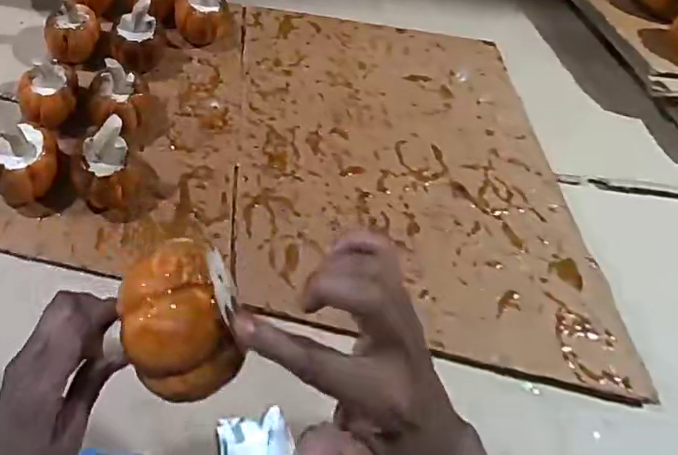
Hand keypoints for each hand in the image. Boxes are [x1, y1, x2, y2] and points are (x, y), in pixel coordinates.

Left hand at [0, 291, 127, 454]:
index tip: (128, 314)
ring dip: (83, 313)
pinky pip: (50, 327)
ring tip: (106, 340)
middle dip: (93, 305)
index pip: (72, 319)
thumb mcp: (71, 432)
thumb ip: (91, 386)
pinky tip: (87, 350)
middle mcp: (28, 356)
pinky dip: (72, 325)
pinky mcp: (21, 361)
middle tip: (118, 326)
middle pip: (62, 304)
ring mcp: (22, 356)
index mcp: (41, 375)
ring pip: (56, 310)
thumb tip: (120, 349)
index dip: (101, 309)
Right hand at [236, 232, 484, 454]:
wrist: (437, 433)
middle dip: (327, 286)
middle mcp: (400, 348)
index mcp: (382, 393)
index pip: (323, 363)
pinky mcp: (405, 301)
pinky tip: (334, 251)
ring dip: (339, 267)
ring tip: (316, 287)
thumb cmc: (392, 442)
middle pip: (370, 296)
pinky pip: (388, 257)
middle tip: (303, 304)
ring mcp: (406, 320)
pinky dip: (358, 243)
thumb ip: (339, 448)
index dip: (277, 343)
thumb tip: (306, 443)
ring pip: (380, 271)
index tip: (240, 322)